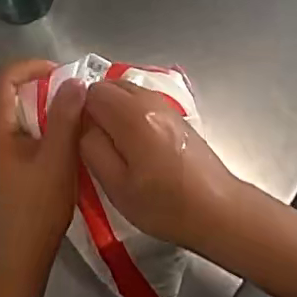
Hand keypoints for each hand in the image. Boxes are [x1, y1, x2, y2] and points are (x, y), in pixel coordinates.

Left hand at [0, 59, 85, 275]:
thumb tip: (75, 82)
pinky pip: (29, 134)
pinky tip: (69, 142)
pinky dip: (48, 128)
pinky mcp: (13, 168)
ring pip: (23, 115)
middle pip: (13, 94)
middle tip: (75, 94)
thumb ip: (65, 119)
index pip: (4, 78)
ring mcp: (3, 153)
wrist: (21, 259)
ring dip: (48, 109)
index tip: (60, 73)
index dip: (30, 67)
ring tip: (77, 115)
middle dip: (44, 86)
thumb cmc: (37, 208)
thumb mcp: (57, 159)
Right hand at [79, 79, 249, 252]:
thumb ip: (91, 147)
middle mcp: (147, 99)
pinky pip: (139, 100)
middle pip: (106, 85)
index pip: (88, 91)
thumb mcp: (116, 186)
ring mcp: (163, 103)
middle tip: (95, 142)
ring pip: (123, 90)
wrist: (218, 211)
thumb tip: (80, 125)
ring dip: (113, 109)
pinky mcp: (174, 113)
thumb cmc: (165, 205)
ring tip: (115, 145)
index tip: (79, 136)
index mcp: (131, 115)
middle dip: (94, 107)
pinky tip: (135, 144)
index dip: (78, 111)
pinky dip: (129, 113)